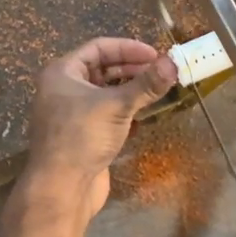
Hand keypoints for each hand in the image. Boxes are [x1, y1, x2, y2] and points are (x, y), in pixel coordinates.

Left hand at [24, 38, 176, 218]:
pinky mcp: (82, 134)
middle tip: (160, 72)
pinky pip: (106, 112)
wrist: (62, 188)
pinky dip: (125, 109)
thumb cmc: (82, 137)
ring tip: (157, 89)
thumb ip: (146, 84)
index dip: (128, 48)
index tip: (156, 55)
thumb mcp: (116, 106)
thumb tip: (173, 63)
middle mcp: (64, 89)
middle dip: (132, 68)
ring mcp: (72, 113)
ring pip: (105, 92)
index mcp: (62, 73)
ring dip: (130, 89)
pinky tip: (145, 112)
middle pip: (102, 69)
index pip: (98, 48)